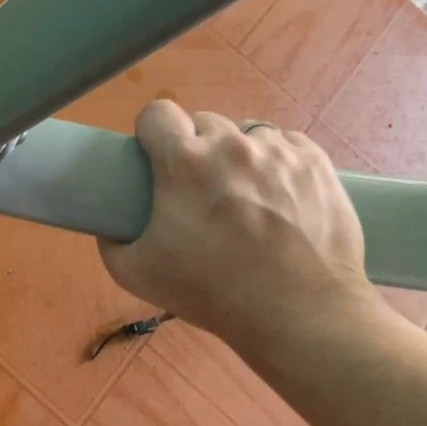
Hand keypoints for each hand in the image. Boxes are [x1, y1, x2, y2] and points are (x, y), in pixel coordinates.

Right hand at [99, 100, 380, 346]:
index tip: (155, 157)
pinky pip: (288, 146)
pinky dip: (278, 163)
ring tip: (245, 194)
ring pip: (248, 134)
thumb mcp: (136, 274)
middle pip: (204, 122)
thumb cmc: (211, 293)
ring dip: (239, 155)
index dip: (152, 133)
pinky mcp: (316, 163)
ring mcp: (280, 151)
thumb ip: (112, 243)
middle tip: (200, 189)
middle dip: (197, 148)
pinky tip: (278, 196)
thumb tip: (110, 227)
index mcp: (185, 164)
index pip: (157, 113)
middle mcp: (232, 146)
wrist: (297, 312)